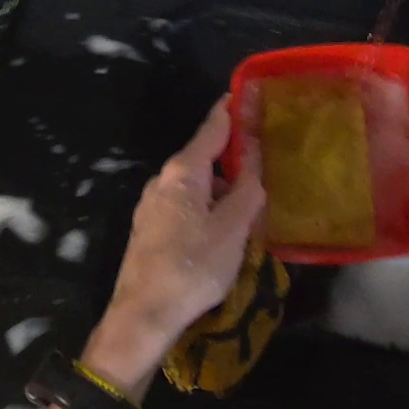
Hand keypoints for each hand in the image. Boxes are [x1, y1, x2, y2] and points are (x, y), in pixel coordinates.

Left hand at [85, 99, 264, 394]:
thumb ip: (248, 188)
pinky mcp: (149, 228)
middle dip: (234, 161)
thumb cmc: (193, 267)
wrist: (143, 316)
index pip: (212, 127)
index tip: (248, 92)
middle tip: (265, 168)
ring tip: (250, 211)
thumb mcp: (233, 228)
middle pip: (205, 158)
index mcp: (183, 171)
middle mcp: (163, 180)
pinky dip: (207, 208)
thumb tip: (254, 158)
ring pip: (196, 186)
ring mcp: (152, 204)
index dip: (232, 110)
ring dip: (222, 191)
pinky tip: (223, 233)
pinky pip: (185, 206)